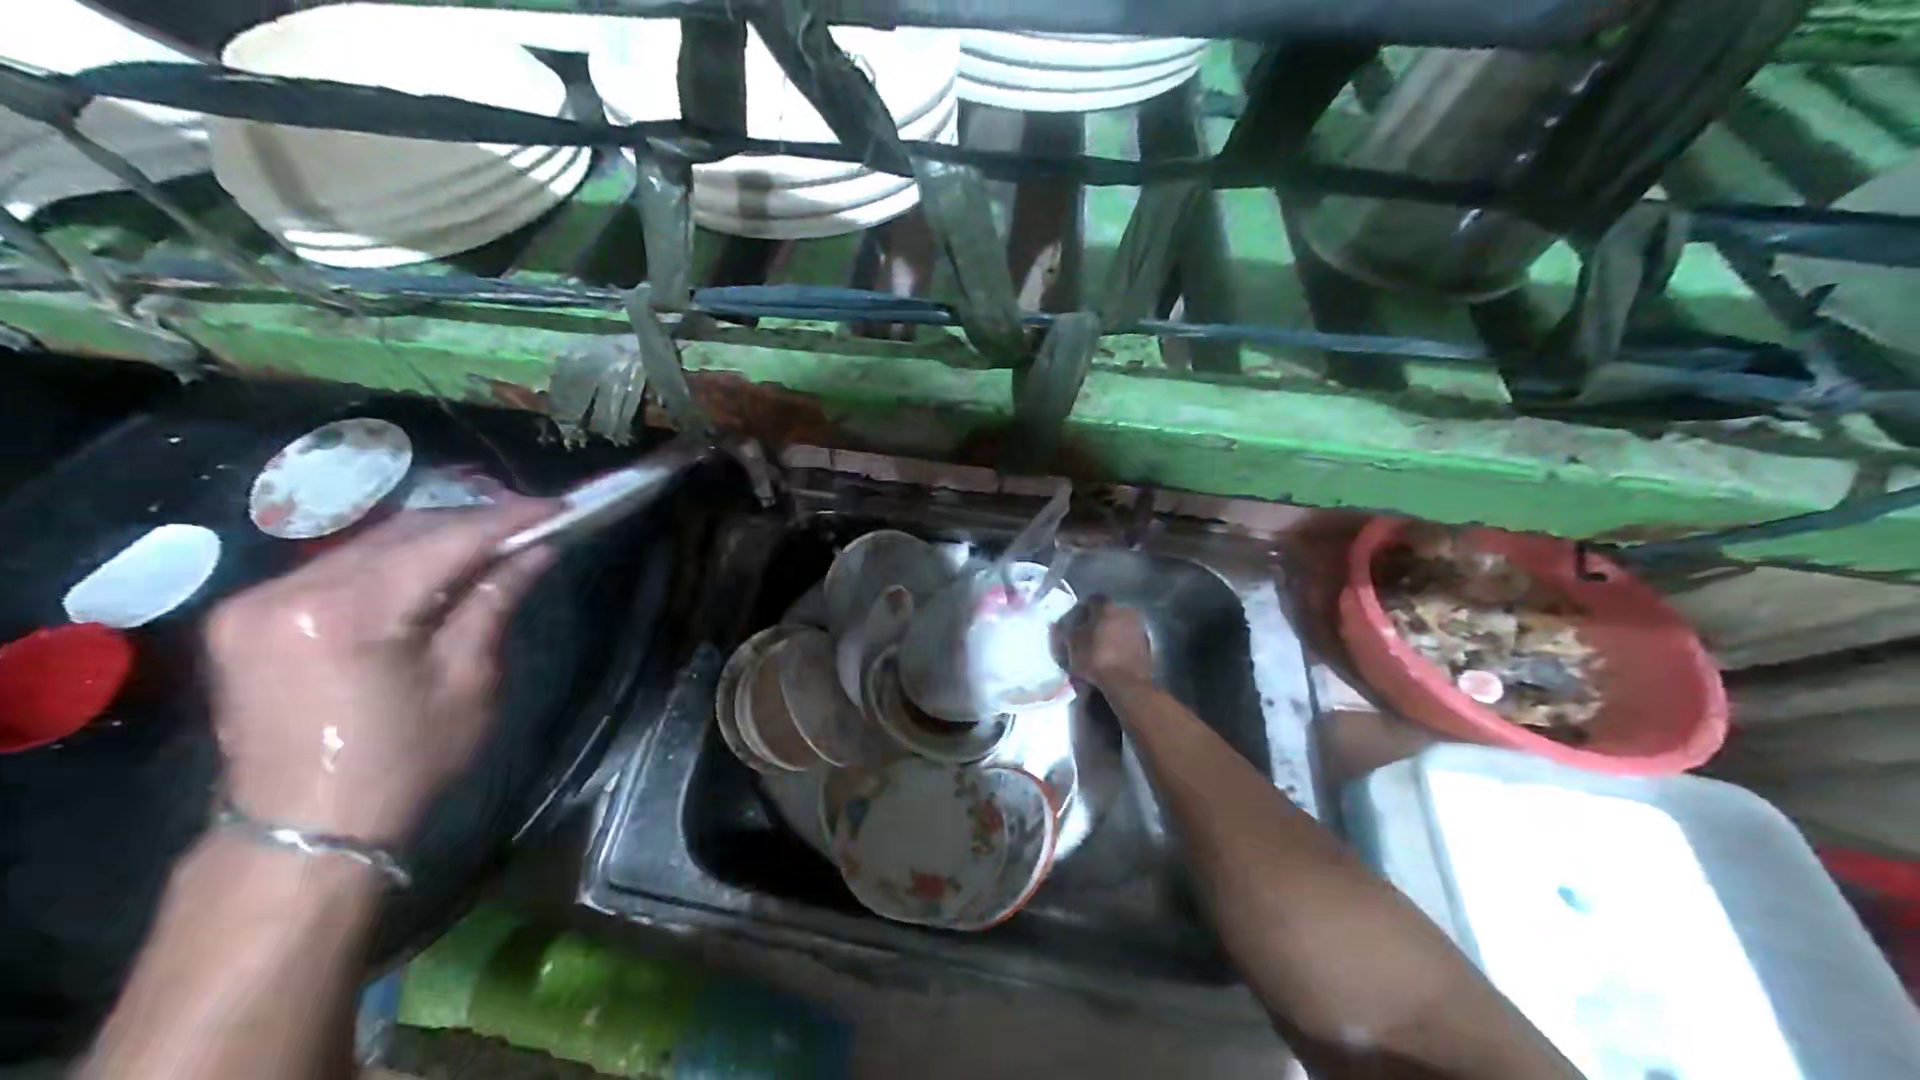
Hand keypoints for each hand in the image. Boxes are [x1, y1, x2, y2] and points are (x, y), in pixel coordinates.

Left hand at [206, 498, 558, 843]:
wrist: (303, 833)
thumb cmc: (404, 763)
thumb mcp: (470, 681)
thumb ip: (495, 601)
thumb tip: (536, 550)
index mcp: (346, 612)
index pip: (445, 541)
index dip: (508, 520)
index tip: (559, 507)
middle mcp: (286, 589)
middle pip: (401, 532)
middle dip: (473, 524)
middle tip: (532, 524)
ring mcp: (255, 600)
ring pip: (368, 545)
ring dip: (435, 541)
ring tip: (492, 545)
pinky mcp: (246, 617)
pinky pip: (337, 569)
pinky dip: (394, 564)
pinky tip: (433, 572)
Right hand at [1052, 596, 1153, 692]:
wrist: (1127, 684)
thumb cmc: (1096, 659)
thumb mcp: (1073, 645)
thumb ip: (1067, 630)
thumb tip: (1061, 623)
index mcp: (1107, 607)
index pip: (1092, 599)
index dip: (1082, 609)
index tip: (1075, 621)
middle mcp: (1126, 611)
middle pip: (1108, 612)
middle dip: (1098, 621)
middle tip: (1087, 634)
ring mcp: (1139, 627)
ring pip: (1120, 625)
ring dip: (1111, 632)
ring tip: (1100, 648)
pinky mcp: (1147, 645)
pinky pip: (1129, 639)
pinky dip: (1121, 644)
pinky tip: (1113, 656)